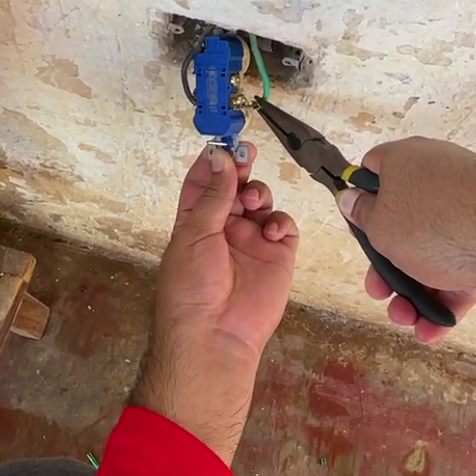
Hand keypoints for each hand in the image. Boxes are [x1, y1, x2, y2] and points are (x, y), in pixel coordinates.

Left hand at [134, 143, 298, 461]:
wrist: (216, 335)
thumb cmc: (192, 285)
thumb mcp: (194, 234)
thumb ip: (213, 195)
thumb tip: (222, 158)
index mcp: (194, 221)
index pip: (204, 182)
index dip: (214, 160)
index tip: (224, 141)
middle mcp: (223, 227)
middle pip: (235, 186)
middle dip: (241, 169)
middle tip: (246, 157)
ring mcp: (252, 239)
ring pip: (261, 200)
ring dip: (258, 194)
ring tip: (252, 204)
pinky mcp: (277, 255)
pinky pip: (283, 225)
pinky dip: (279, 221)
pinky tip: (268, 232)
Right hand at [336, 137, 475, 342]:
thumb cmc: (434, 223)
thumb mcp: (380, 225)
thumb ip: (362, 214)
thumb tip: (350, 196)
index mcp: (405, 160)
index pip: (374, 171)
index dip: (361, 201)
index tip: (360, 230)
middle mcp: (437, 176)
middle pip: (401, 222)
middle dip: (388, 266)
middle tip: (380, 291)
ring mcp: (467, 206)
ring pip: (431, 250)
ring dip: (414, 291)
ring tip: (408, 319)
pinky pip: (460, 264)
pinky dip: (446, 295)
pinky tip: (434, 328)